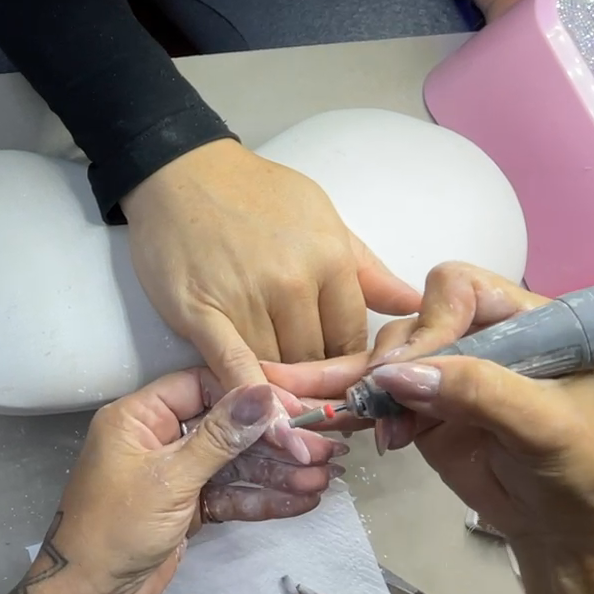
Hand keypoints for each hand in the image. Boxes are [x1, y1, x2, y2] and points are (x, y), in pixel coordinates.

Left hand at [51, 372, 341, 593]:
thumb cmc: (117, 527)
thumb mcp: (170, 478)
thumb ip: (219, 437)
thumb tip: (260, 394)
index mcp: (138, 418)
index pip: (201, 386)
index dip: (248, 396)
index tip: (292, 411)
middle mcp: (156, 438)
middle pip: (224, 427)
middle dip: (273, 440)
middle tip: (324, 449)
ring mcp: (174, 474)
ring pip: (232, 463)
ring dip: (277, 472)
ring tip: (325, 477)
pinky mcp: (187, 505)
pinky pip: (229, 493)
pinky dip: (262, 498)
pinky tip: (302, 501)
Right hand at [122, 140, 421, 406]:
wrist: (179, 174)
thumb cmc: (251, 193)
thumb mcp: (321, 217)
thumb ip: (365, 267)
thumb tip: (414, 303)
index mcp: (330, 260)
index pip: (349, 338)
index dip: (345, 368)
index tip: (337, 384)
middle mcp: (294, 284)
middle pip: (314, 360)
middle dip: (313, 385)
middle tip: (308, 403)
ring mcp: (247, 300)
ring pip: (276, 369)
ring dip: (280, 392)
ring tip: (280, 414)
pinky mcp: (202, 314)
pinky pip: (232, 364)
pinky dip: (249, 394)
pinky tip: (261, 418)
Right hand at [351, 264, 593, 571]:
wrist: (569, 530)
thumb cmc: (581, 471)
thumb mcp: (544, 427)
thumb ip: (476, 391)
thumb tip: (392, 375)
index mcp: (523, 324)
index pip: (458, 291)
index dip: (430, 322)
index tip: (416, 370)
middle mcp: (479, 340)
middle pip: (411, 324)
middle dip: (389, 363)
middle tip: (383, 405)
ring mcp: (445, 377)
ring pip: (385, 360)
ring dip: (365, 389)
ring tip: (360, 420)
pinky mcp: (420, 412)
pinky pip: (377, 399)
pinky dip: (355, 408)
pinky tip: (339, 421)